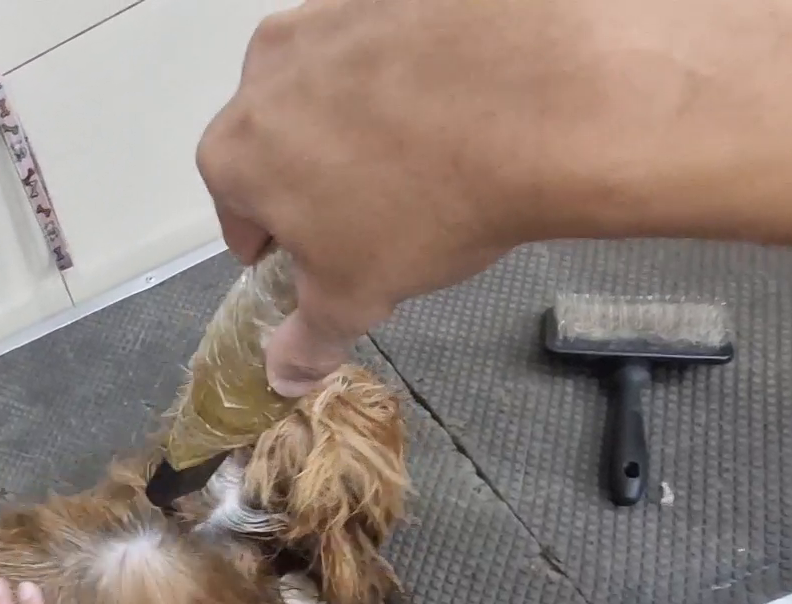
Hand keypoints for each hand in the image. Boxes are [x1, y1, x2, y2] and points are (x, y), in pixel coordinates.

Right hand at [198, 0, 616, 392]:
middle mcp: (263, 68)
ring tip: (429, 149)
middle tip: (384, 206)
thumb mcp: (354, 298)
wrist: (558, 93)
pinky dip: (412, 72)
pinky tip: (461, 99)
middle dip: (315, 180)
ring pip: (332, 89)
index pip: (242, 218)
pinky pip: (391, 40)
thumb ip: (305, 341)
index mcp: (234, 152)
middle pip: (280, 147)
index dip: (284, 249)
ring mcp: (334, 8)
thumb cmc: (423, 210)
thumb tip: (281, 378)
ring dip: (358, 123)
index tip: (331, 256)